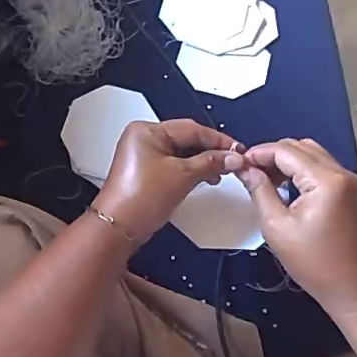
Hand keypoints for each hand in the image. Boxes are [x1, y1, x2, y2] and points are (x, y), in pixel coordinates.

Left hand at [93, 120, 244, 242]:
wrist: (120, 227)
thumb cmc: (138, 199)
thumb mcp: (182, 176)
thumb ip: (210, 162)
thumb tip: (231, 157)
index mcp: (146, 131)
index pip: (191, 128)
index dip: (217, 140)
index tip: (237, 149)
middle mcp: (142, 138)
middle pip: (186, 138)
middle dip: (210, 151)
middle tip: (232, 161)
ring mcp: (143, 155)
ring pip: (181, 152)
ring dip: (202, 162)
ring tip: (220, 171)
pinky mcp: (146, 170)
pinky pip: (173, 163)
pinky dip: (190, 170)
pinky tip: (204, 177)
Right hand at [238, 139, 356, 318]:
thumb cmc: (314, 262)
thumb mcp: (276, 226)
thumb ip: (260, 190)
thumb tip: (245, 168)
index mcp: (325, 180)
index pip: (285, 150)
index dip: (258, 153)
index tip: (238, 164)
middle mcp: (342, 173)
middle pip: (300, 146)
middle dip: (271, 154)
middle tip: (249, 172)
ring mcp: (350, 181)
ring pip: (311, 153)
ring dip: (286, 160)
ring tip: (265, 179)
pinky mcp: (351, 191)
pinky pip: (321, 167)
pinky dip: (300, 169)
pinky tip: (285, 187)